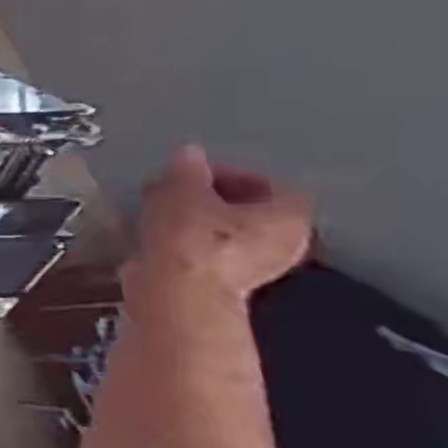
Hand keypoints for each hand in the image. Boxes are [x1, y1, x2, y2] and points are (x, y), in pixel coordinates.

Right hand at [123, 144, 312, 304]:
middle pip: (247, 208)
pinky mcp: (225, 282)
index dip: (228, 173)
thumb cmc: (190, 239)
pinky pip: (210, 251)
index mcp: (290, 217)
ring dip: (194, 218)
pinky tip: (157, 235)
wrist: (174, 293)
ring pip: (226, 231)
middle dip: (207, 196)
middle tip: (172, 189)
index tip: (190, 172)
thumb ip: (186, 169)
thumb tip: (189, 153)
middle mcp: (287, 243)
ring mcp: (257, 267)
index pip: (268, 183)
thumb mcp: (181, 191)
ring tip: (157, 210)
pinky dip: (187, 240)